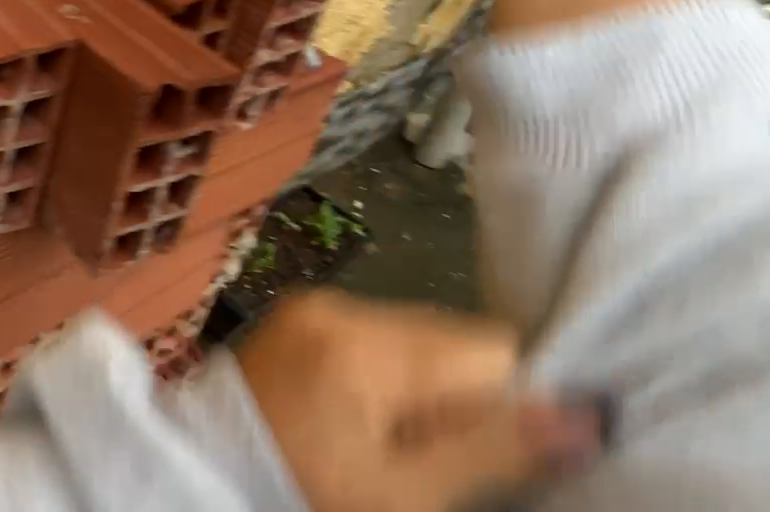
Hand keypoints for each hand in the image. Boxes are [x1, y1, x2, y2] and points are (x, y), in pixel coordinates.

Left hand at [238, 290, 601, 511]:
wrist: (209, 460)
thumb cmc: (306, 485)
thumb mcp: (406, 491)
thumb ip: (491, 449)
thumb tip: (586, 414)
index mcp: (363, 345)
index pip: (490, 348)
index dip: (510, 401)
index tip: (485, 449)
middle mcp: (337, 305)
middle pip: (452, 336)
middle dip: (464, 393)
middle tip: (424, 450)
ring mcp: (313, 303)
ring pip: (417, 334)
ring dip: (425, 383)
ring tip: (385, 434)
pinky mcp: (298, 311)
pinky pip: (373, 331)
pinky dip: (386, 369)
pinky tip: (357, 411)